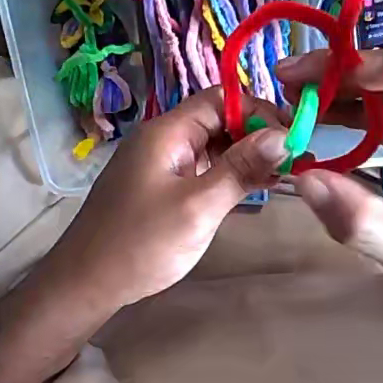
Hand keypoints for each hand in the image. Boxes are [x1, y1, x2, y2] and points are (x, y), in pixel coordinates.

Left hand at [33, 87, 288, 314]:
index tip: (293, 136)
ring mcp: (162, 164)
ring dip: (246, 156)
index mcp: (167, 132)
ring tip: (285, 173)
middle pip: (218, 120)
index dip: (259, 111)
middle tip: (296, 158)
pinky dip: (229, 175)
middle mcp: (164, 139)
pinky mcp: (163, 187)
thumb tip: (283, 135)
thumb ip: (240, 168)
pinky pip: (203, 169)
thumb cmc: (141, 242)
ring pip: (213, 146)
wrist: (86, 283)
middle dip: (257, 134)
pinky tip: (256, 187)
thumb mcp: (198, 206)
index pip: (220, 99)